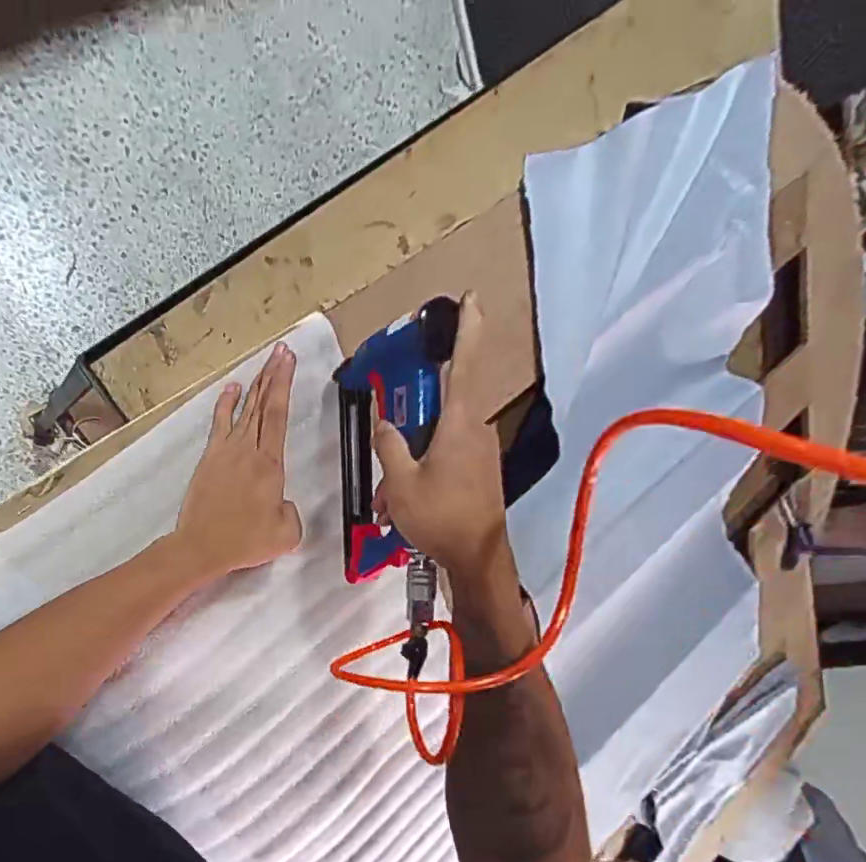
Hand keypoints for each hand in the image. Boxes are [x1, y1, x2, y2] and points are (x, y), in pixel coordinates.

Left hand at [170, 342, 303, 576]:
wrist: (202, 546)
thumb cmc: (244, 541)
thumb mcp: (286, 533)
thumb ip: (292, 512)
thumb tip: (282, 502)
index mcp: (270, 464)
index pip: (278, 415)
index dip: (284, 384)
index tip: (289, 361)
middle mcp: (248, 451)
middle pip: (262, 404)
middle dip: (273, 375)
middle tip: (281, 352)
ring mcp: (226, 452)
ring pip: (244, 410)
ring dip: (255, 385)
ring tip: (265, 364)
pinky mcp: (210, 459)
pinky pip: (220, 424)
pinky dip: (226, 404)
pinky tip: (232, 389)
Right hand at [374, 294, 512, 585]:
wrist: (476, 558)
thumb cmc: (440, 517)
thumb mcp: (401, 482)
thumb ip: (390, 445)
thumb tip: (386, 425)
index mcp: (460, 424)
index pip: (465, 363)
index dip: (468, 328)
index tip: (471, 298)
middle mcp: (475, 431)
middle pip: (443, 403)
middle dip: (412, 417)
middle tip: (393, 430)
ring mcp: (479, 452)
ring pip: (438, 439)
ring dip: (409, 461)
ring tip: (388, 500)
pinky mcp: (478, 472)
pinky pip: (445, 459)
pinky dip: (420, 474)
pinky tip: (400, 506)